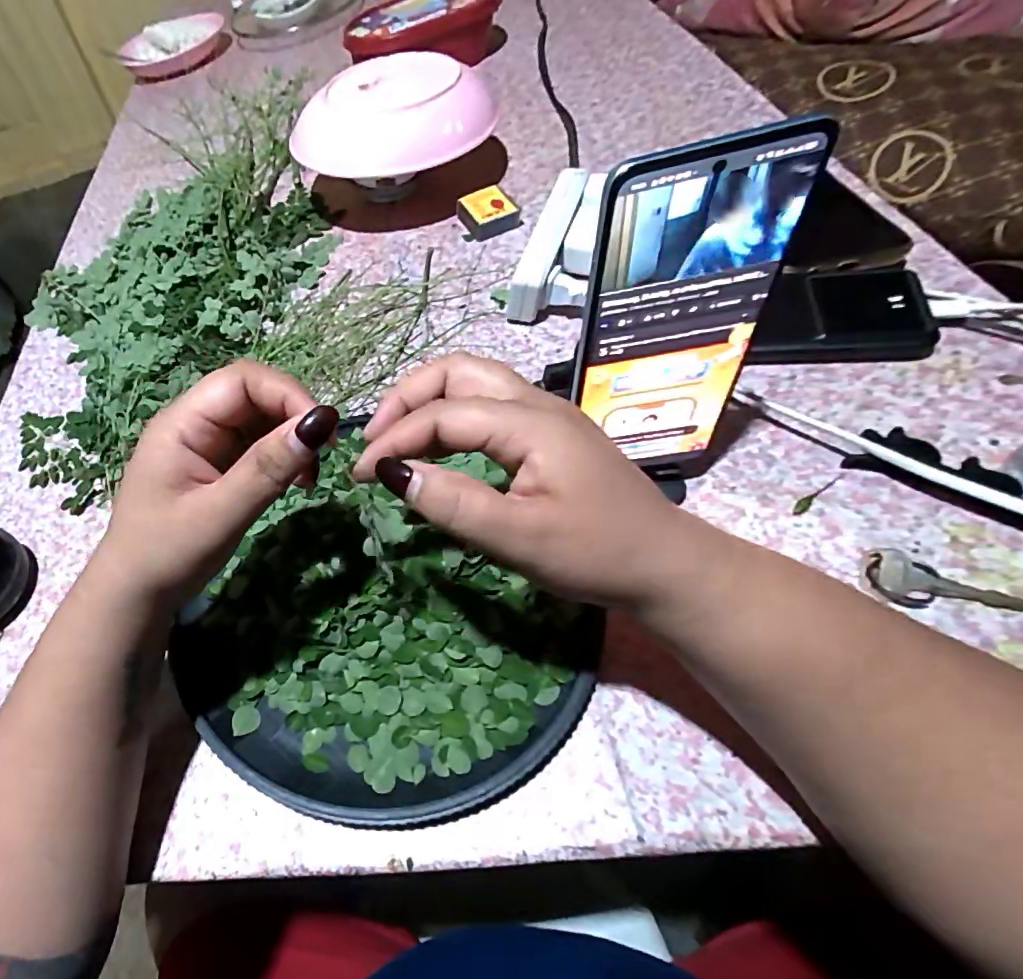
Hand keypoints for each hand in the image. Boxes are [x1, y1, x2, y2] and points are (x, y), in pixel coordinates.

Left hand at [96, 361, 335, 609]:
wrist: (136, 595)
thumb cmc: (168, 554)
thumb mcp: (220, 514)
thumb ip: (267, 469)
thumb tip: (319, 424)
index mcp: (182, 424)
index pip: (242, 380)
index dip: (287, 394)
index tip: (323, 432)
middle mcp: (195, 425)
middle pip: (255, 396)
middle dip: (294, 418)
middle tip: (321, 459)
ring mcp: (206, 446)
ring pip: (261, 422)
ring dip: (292, 441)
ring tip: (308, 478)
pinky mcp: (218, 468)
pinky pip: (258, 448)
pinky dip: (284, 459)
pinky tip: (296, 483)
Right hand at [354, 352, 723, 611]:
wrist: (663, 563)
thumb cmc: (595, 554)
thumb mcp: (518, 538)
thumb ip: (454, 504)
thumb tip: (394, 475)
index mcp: (531, 423)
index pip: (443, 414)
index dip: (395, 440)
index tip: (359, 475)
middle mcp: (537, 404)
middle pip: (456, 371)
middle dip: (407, 399)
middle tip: (376, 442)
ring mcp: (547, 416)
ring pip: (474, 384)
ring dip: (429, 404)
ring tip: (397, 443)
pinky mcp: (550, 435)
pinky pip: (490, 407)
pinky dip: (453, 419)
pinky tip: (440, 451)